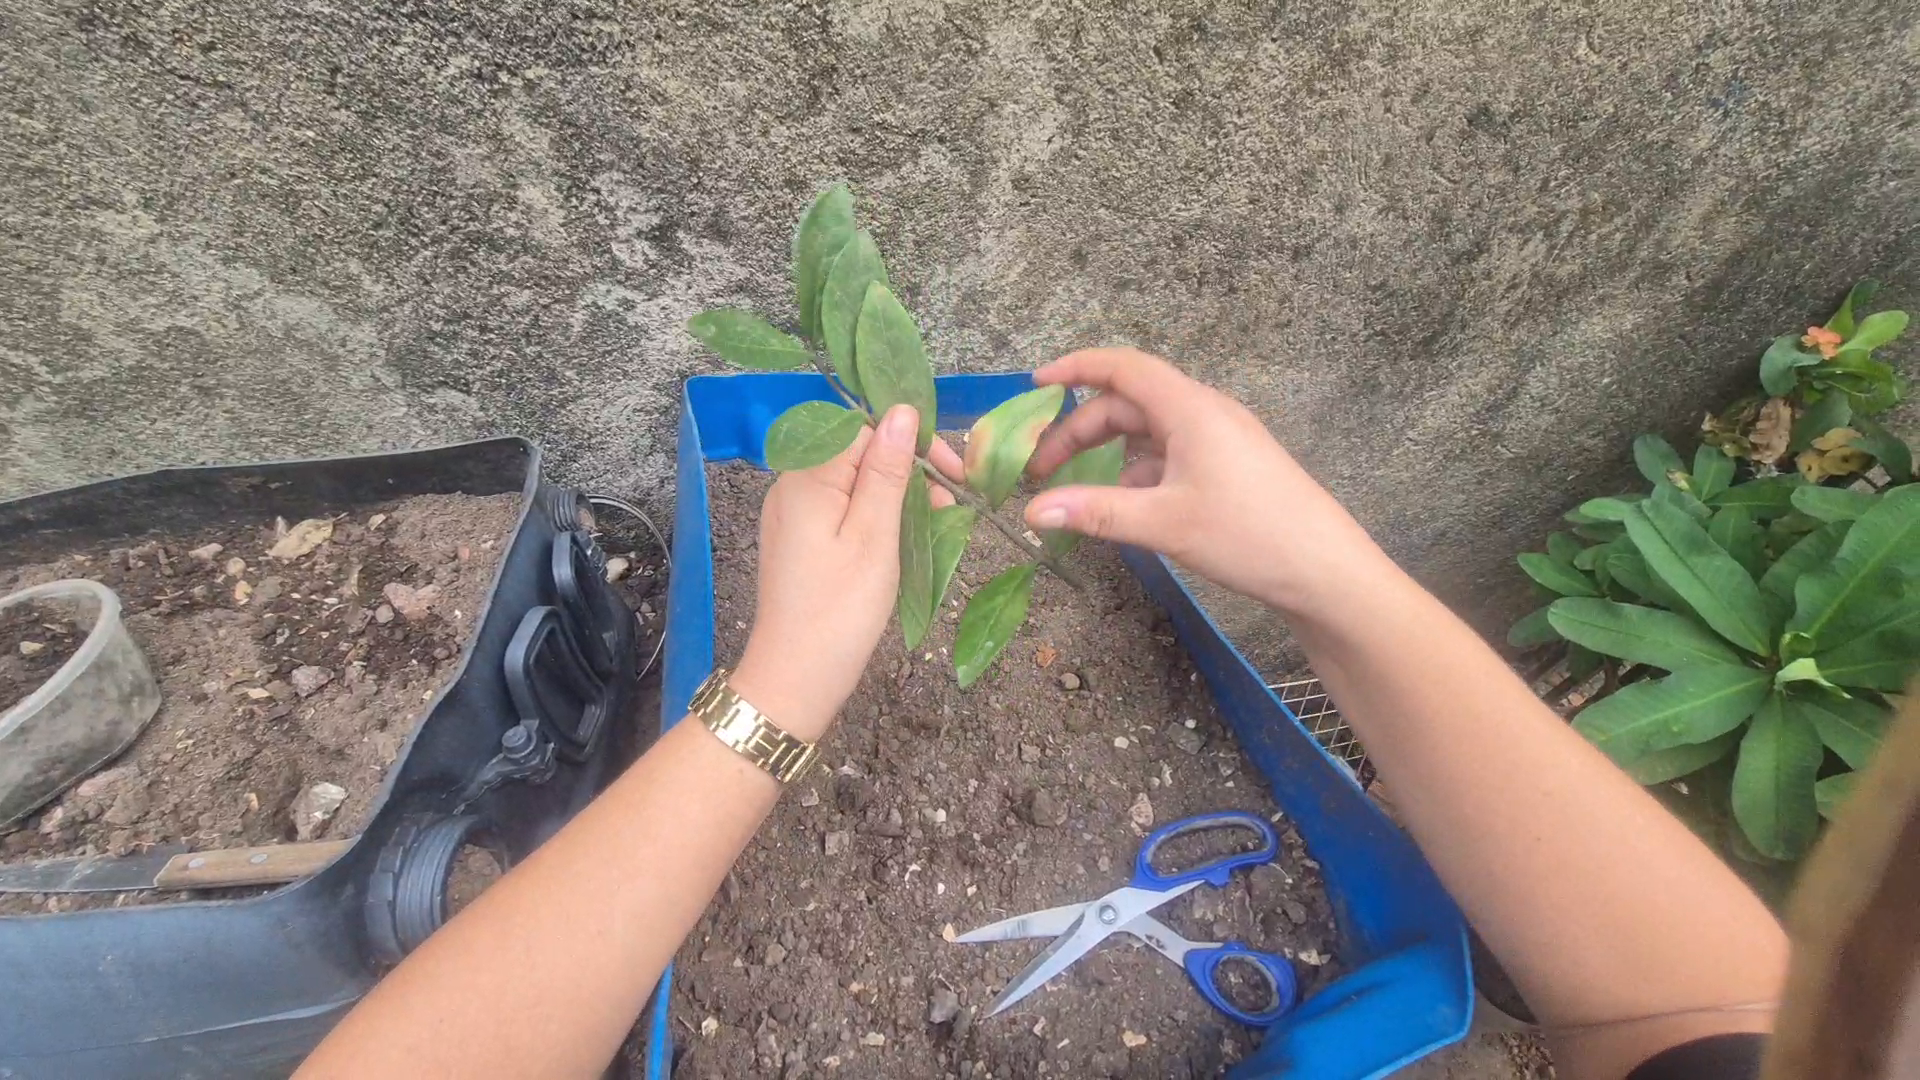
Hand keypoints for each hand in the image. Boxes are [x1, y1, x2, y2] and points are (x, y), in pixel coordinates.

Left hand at [731, 405, 960, 740]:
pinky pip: (841, 508)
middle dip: (906, 469)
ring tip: (934, 523)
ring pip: (852, 482)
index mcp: (807, 477)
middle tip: (949, 504)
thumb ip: (888, 471)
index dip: (910, 443)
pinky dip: (875, 516)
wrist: (795, 677)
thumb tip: (902, 412)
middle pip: (857, 453)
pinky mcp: (798, 538)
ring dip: (895, 495)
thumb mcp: (875, 536)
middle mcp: (792, 484)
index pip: (864, 430)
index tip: (952, 473)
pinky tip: (901, 537)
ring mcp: (792, 513)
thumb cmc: (841, 609)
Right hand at [1022, 348, 1388, 615]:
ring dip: (1106, 453)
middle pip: (1128, 404)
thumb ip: (1094, 512)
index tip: (1034, 387)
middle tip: (1041, 470)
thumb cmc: (1247, 535)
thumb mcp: (1163, 523)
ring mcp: (1219, 440)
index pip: (1122, 367)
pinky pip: (1168, 455)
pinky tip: (1122, 505)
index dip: (1075, 369)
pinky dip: (1135, 472)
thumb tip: (1031, 512)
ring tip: (1074, 488)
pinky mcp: (1228, 466)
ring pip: (1147, 432)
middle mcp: (1204, 413)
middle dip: (1079, 430)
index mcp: (1189, 409)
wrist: (1326, 572)